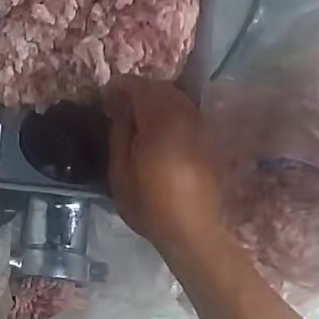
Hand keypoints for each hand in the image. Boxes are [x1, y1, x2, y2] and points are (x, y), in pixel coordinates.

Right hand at [105, 78, 227, 258]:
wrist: (194, 231)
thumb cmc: (151, 206)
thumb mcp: (120, 173)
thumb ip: (120, 133)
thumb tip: (122, 109)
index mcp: (161, 120)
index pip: (139, 87)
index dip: (120, 87)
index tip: (106, 96)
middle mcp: (186, 115)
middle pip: (162, 88)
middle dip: (141, 92)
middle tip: (122, 106)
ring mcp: (202, 126)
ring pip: (179, 99)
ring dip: (159, 102)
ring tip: (142, 119)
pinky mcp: (211, 140)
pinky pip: (189, 115)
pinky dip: (174, 115)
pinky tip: (163, 132)